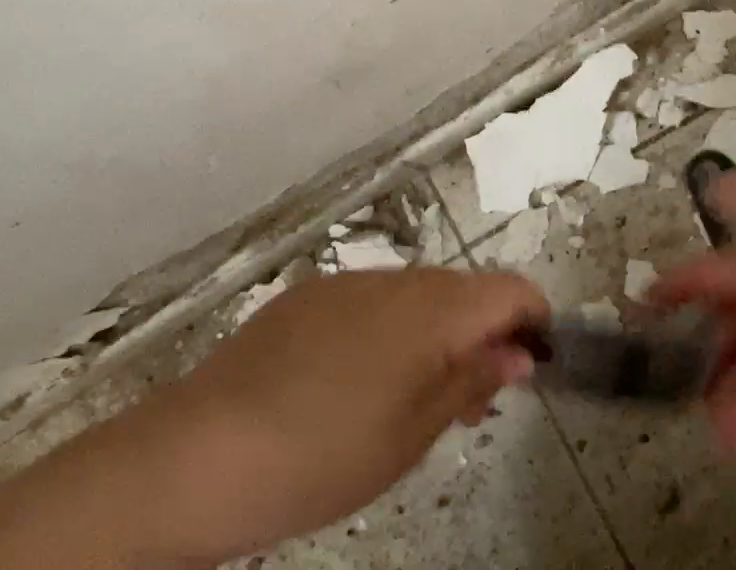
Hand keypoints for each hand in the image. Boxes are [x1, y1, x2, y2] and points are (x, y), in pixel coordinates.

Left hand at [162, 266, 546, 558]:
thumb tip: (518, 352)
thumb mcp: (414, 434)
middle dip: (483, 334)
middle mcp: (393, 280)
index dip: (533, 320)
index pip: (509, 289)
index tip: (533, 366)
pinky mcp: (305, 296)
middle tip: (474, 402)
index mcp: (431, 310)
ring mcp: (344, 283)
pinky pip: (369, 301)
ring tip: (416, 399)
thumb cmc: (325, 455)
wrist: (202, 452)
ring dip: (435, 333)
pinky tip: (357, 382)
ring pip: (415, 295)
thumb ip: (472, 380)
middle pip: (462, 290)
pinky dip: (388, 330)